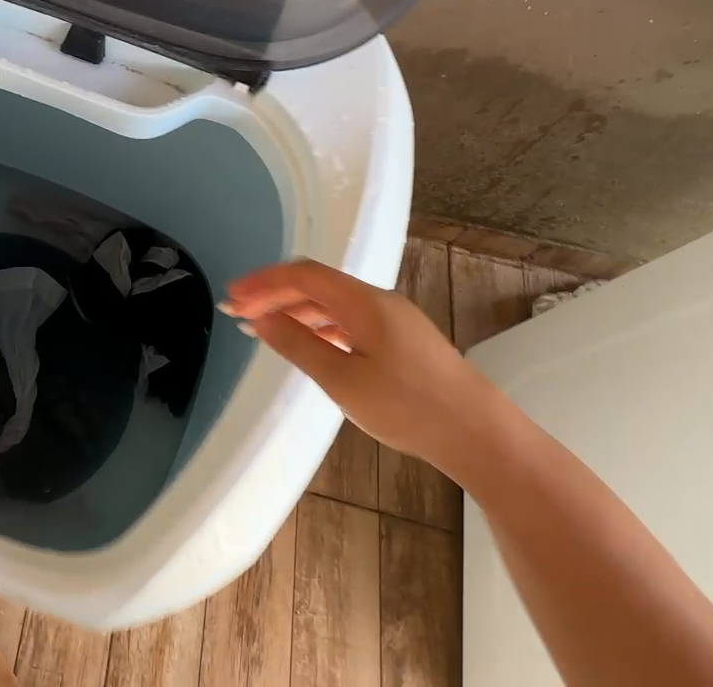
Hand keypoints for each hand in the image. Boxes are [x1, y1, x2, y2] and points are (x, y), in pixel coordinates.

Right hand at [222, 259, 505, 476]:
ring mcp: (393, 321)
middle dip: (274, 295)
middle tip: (238, 313)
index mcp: (364, 302)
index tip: (232, 297)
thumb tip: (261, 319)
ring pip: (332, 303)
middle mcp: (379, 302)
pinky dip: (317, 325)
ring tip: (262, 327)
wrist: (480, 436)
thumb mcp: (342, 380)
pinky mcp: (402, 341)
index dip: (263, 282)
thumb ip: (298, 345)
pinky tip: (305, 343)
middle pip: (316, 285)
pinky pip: (348, 320)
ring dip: (294, 310)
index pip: (303, 275)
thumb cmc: (408, 407)